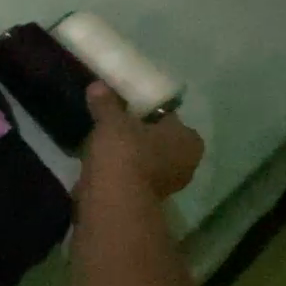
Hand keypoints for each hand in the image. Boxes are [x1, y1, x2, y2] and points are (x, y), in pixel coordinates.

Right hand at [81, 84, 203, 198]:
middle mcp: (187, 161)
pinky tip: (102, 168)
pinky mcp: (146, 199)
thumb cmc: (123, 153)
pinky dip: (121, 173)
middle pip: (158, 141)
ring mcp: (168, 184)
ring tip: (102, 149)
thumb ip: (106, 104)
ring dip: (129, 157)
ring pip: (146, 161)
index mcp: (188, 137)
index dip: (143, 113)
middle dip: (137, 136)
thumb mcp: (111, 122)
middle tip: (110, 130)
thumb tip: (98, 85)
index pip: (166, 118)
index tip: (122, 112)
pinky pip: (133, 178)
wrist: (112, 199)